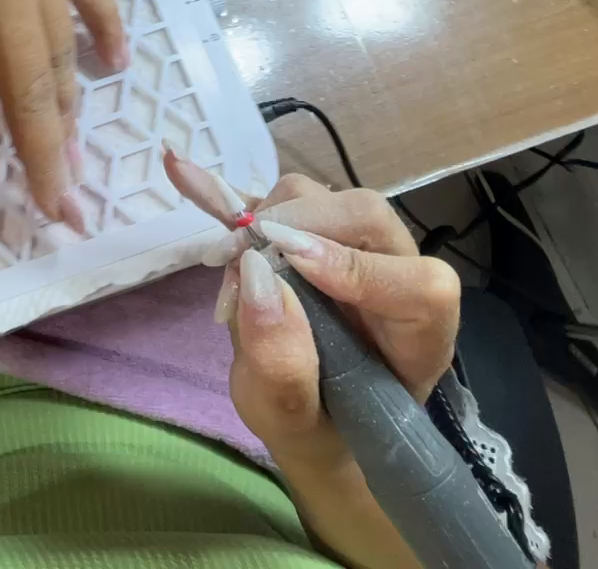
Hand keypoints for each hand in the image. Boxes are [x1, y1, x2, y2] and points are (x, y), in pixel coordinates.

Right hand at [164, 159, 461, 465]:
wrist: (307, 412)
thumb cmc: (312, 427)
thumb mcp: (291, 420)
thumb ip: (281, 363)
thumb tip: (256, 275)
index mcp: (416, 335)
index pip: (418, 285)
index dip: (356, 266)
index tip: (287, 260)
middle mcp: (394, 276)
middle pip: (366, 216)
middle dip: (296, 223)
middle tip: (238, 251)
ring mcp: (347, 244)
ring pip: (319, 197)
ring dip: (263, 215)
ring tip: (225, 258)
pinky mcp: (303, 231)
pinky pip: (270, 197)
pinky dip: (224, 189)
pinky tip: (179, 170)